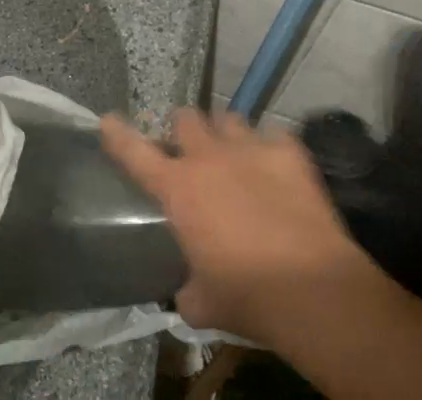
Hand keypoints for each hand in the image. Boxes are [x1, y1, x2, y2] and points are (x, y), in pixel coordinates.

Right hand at [99, 109, 366, 339]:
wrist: (313, 290)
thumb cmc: (247, 296)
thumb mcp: (201, 303)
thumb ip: (185, 289)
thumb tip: (185, 292)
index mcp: (177, 188)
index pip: (133, 151)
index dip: (116, 133)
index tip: (107, 120)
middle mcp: (208, 158)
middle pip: (185, 118)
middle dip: (184, 131)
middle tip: (190, 151)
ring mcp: (250, 150)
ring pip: (229, 118)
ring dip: (226, 134)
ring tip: (234, 154)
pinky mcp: (290, 154)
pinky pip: (275, 135)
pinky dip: (272, 148)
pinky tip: (276, 167)